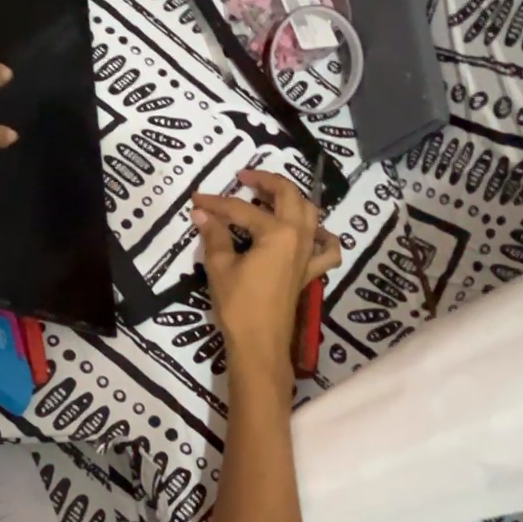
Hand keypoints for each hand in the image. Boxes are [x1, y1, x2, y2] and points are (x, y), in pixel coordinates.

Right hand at [192, 170, 340, 369]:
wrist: (259, 344)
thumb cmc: (238, 305)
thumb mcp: (220, 267)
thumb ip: (214, 235)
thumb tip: (202, 213)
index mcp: (277, 233)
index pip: (242, 209)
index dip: (217, 202)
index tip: (196, 199)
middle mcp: (299, 237)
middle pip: (287, 196)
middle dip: (265, 181)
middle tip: (243, 177)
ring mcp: (308, 254)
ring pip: (309, 213)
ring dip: (290, 198)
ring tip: (268, 195)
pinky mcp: (309, 272)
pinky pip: (326, 248)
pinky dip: (322, 236)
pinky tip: (310, 232)